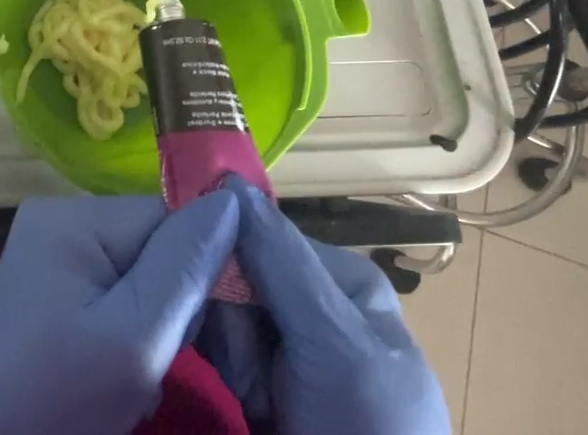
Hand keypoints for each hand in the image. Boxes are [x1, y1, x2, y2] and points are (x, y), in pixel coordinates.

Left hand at [0, 191, 239, 434]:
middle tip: (181, 357)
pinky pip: (121, 287)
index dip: (213, 267)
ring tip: (152, 367)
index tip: (236, 325)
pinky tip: (132, 365)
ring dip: (164, 320)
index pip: (173, 217)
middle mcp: (62, 217)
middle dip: (186, 300)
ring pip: (146, 269)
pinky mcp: (55, 279)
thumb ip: (185, 267)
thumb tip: (231, 198)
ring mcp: (54, 247)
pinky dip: (139, 325)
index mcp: (74, 217)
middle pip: (160, 241)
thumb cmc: (57, 393)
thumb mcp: (135, 337)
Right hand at [203, 176, 447, 434]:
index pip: (257, 235)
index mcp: (343, 279)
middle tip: (256, 374)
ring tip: (259, 399)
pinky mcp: (265, 376)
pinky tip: (244, 397)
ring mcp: (288, 341)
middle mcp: (313, 299)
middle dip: (232, 323)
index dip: (230, 262)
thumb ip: (282, 261)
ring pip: (219, 310)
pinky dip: (223, 369)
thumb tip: (227, 178)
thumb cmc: (367, 430)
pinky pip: (220, 345)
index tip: (220, 302)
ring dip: (228, 354)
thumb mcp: (334, 343)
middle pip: (234, 272)